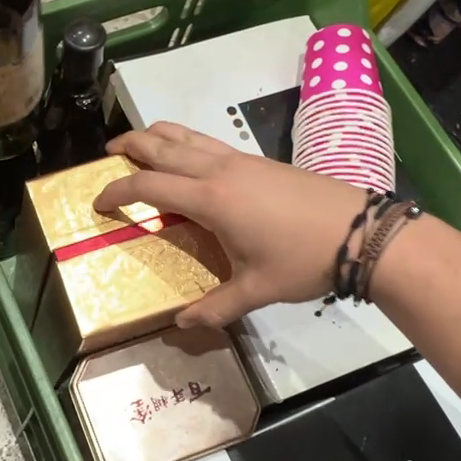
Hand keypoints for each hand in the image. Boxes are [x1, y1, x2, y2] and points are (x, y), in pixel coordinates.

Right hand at [92, 123, 371, 328]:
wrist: (362, 233)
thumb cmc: (303, 260)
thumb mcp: (257, 290)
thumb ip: (216, 308)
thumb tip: (183, 326)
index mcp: (210, 199)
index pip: (148, 185)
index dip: (117, 190)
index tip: (98, 201)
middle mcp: (218, 170)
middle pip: (161, 145)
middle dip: (130, 145)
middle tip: (108, 154)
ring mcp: (240, 160)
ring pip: (187, 134)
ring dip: (157, 135)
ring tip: (140, 145)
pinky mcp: (258, 160)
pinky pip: (207, 141)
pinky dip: (184, 142)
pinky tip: (188, 161)